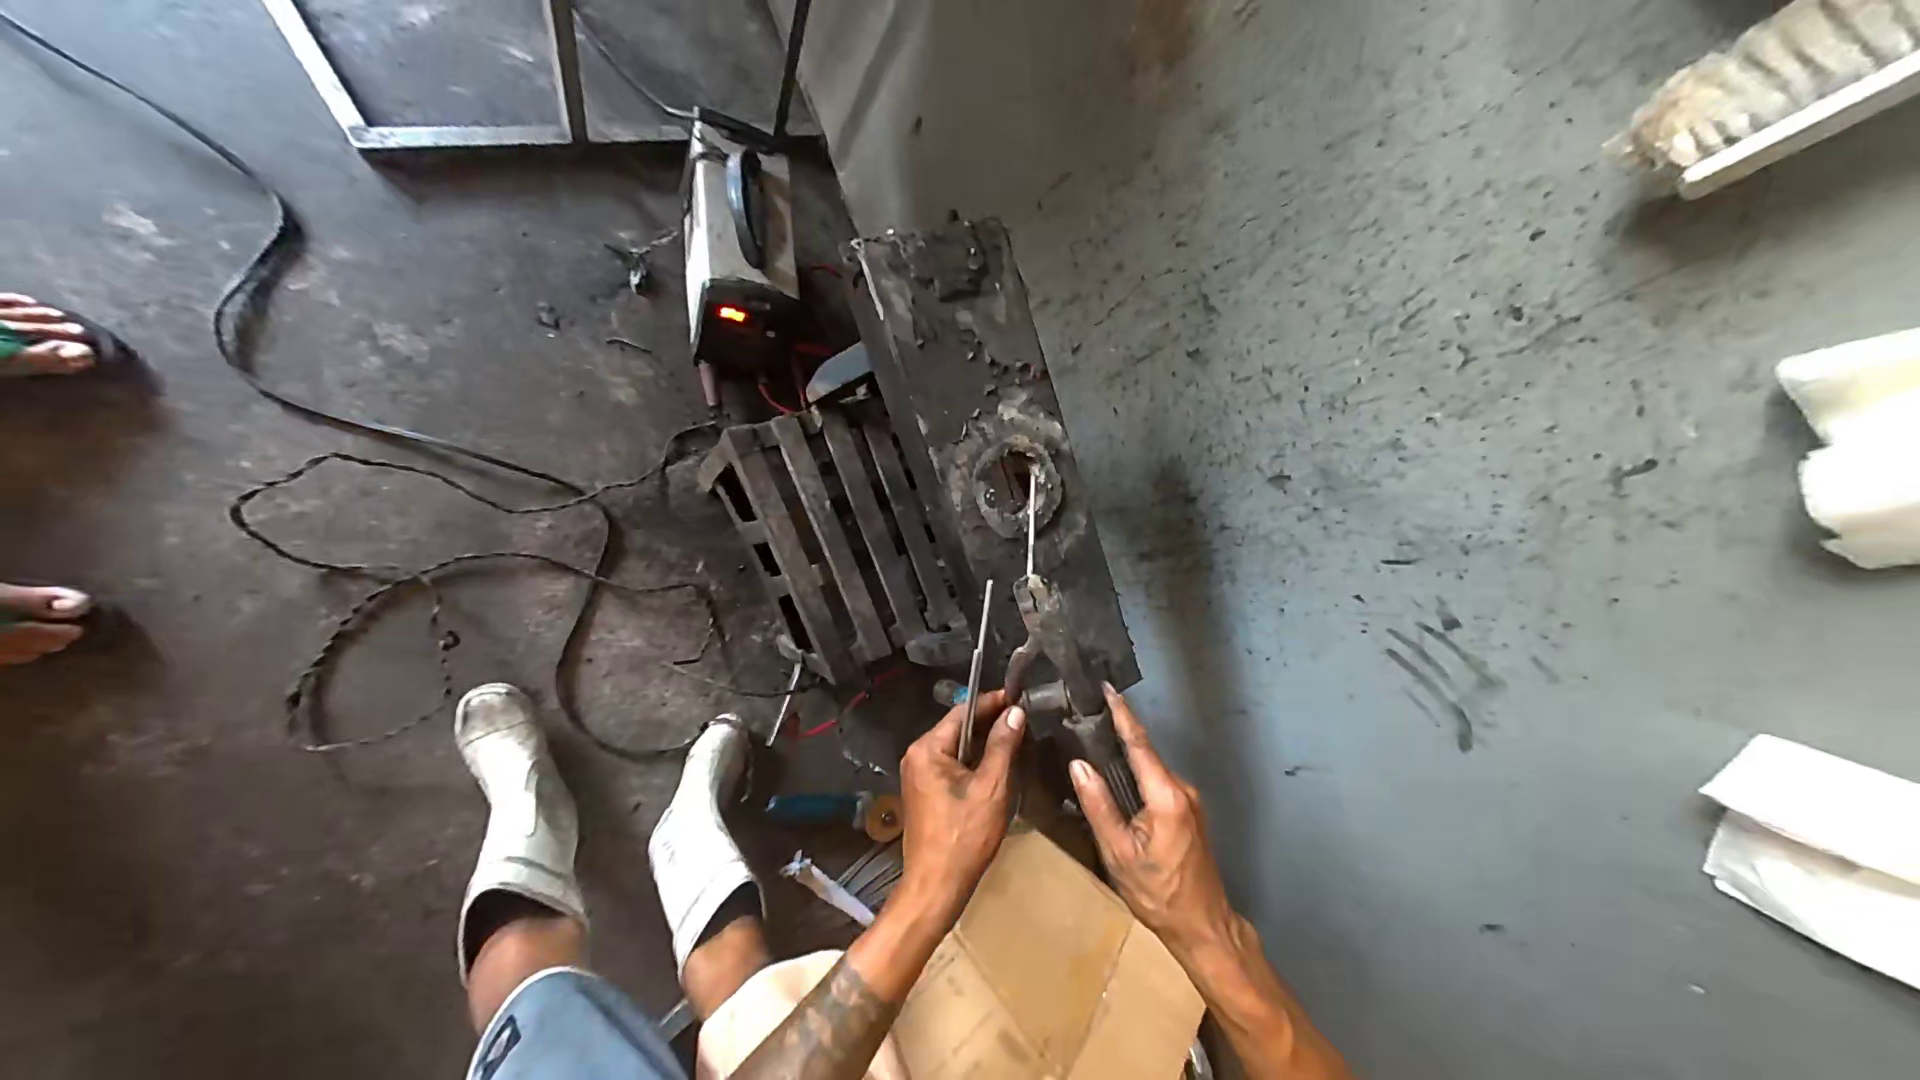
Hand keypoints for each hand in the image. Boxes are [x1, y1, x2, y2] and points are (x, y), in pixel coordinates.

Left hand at [896, 689, 1025, 920]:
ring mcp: (918, 774)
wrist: (936, 886)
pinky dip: (973, 761)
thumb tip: (1015, 712)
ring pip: (956, 747)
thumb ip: (1003, 745)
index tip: (1018, 698)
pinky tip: (995, 765)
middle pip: (957, 727)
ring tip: (1014, 738)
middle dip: (989, 722)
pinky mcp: (924, 791)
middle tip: (1021, 719)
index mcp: (927, 748)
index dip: (991, 702)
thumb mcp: (991, 787)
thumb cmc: (964, 836)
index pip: (962, 711)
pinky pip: (951, 764)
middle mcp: (917, 755)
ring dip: (983, 742)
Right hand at [1069, 685, 1237, 955]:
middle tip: (1086, 715)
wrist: (1203, 926)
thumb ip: (1099, 804)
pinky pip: (1157, 782)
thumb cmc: (1157, 892)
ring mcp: (1189, 800)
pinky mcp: (1189, 812)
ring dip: (1126, 755)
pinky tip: (1116, 778)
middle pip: (1145, 753)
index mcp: (1166, 795)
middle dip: (1118, 732)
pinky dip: (1137, 774)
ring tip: (1093, 743)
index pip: (1140, 744)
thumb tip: (1079, 764)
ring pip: (1151, 769)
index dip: (1122, 714)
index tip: (1106, 688)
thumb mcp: (1118, 852)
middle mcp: (1182, 789)